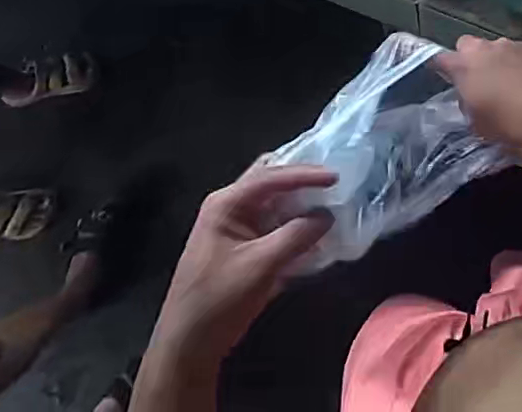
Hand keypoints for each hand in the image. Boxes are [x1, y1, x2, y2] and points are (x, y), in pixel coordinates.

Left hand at [146, 165, 334, 370]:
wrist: (187, 347)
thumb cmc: (218, 301)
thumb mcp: (260, 267)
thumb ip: (295, 237)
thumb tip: (326, 216)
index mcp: (227, 203)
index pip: (270, 176)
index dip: (304, 174)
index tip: (334, 176)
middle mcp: (231, 208)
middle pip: (271, 183)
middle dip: (301, 181)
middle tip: (332, 180)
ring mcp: (236, 229)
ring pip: (274, 206)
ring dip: (300, 206)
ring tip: (331, 203)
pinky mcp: (243, 250)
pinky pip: (273, 229)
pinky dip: (293, 229)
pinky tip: (315, 234)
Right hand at [434, 36, 521, 159]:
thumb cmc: (511, 126)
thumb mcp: (478, 126)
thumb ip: (466, 104)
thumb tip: (469, 97)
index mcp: (463, 66)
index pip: (440, 59)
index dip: (441, 68)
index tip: (446, 78)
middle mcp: (483, 49)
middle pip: (467, 45)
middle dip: (469, 59)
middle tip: (479, 81)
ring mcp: (509, 45)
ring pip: (493, 48)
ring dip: (495, 60)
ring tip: (508, 82)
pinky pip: (517, 52)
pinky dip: (518, 63)